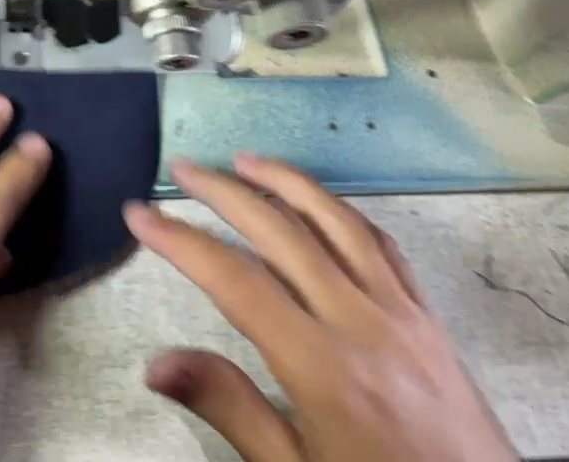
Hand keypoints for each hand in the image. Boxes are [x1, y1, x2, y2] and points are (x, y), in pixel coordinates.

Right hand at [124, 154, 516, 461]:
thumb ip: (230, 409)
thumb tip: (157, 362)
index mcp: (322, 368)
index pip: (235, 282)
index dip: (181, 241)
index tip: (139, 214)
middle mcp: (361, 322)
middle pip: (283, 233)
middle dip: (226, 193)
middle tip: (184, 168)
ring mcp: (401, 311)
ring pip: (337, 222)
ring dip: (286, 182)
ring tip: (245, 159)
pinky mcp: (428, 316)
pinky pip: (383, 245)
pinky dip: (343, 213)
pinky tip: (321, 204)